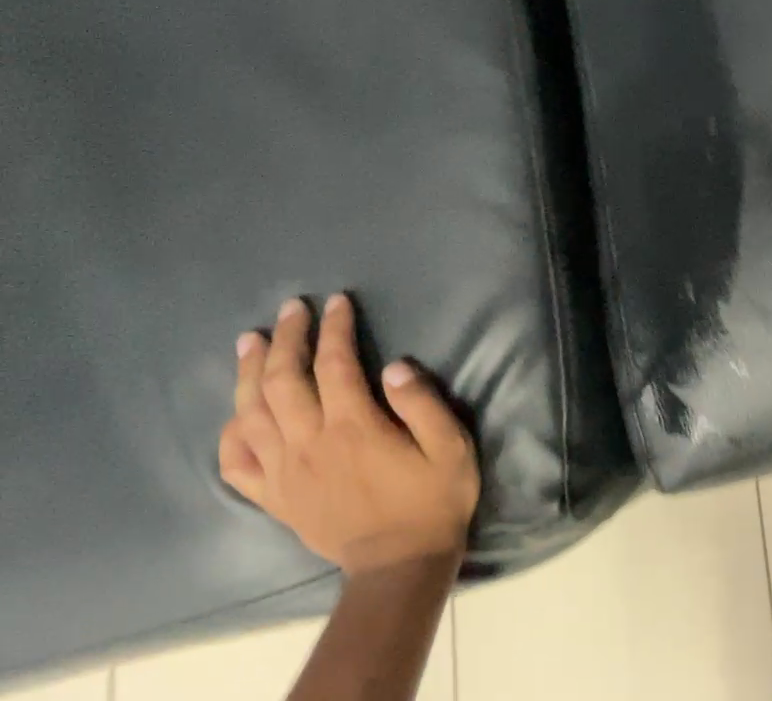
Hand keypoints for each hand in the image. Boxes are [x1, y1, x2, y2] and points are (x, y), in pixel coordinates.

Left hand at [218, 295, 479, 575]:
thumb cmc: (434, 499)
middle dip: (286, 339)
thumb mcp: (450, 446)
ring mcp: (284, 472)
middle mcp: (309, 443)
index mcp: (354, 427)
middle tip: (291, 308)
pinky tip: (237, 414)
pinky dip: (230, 433)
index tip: (337, 302)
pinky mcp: (274, 497)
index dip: (334, 330)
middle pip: (284, 382)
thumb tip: (395, 366)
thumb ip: (423, 404)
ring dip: (248, 374)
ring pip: (251, 414)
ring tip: (250, 343)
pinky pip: (237, 462)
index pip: (335, 365)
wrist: (399, 562)